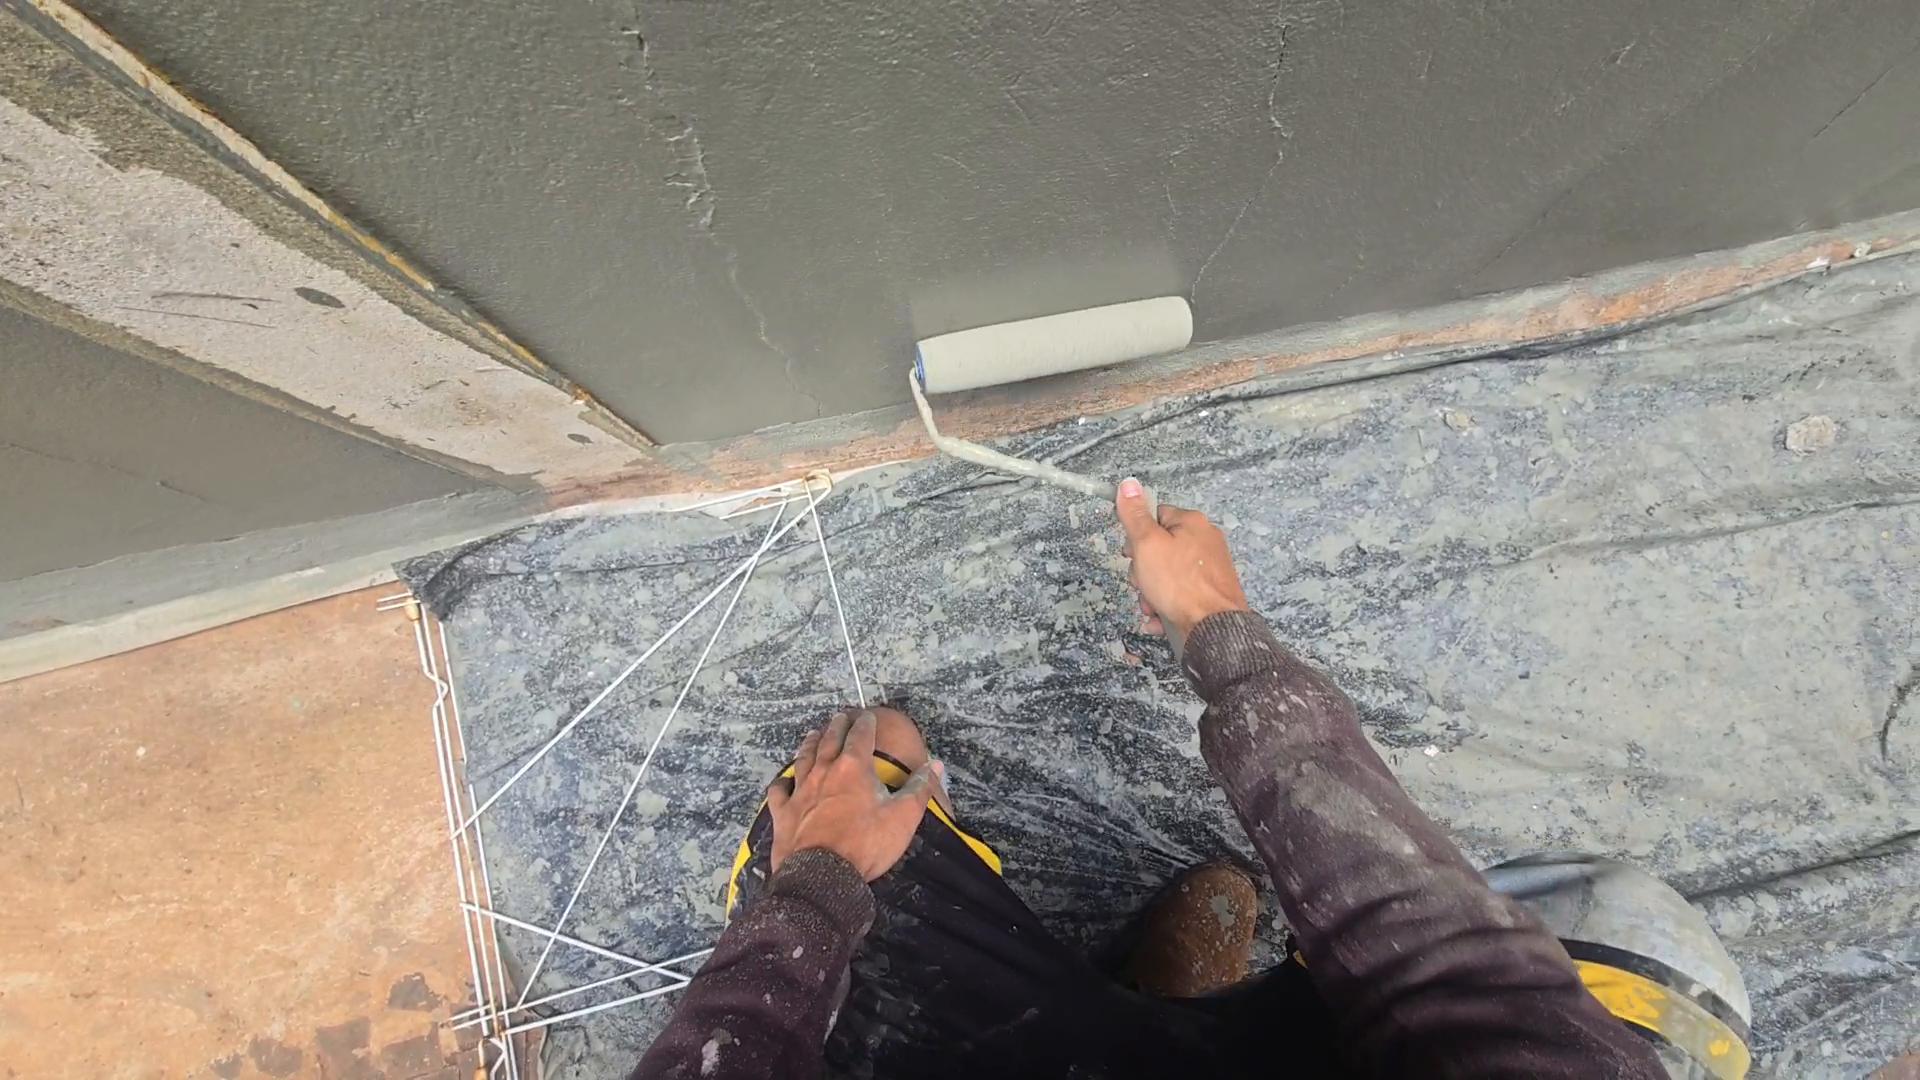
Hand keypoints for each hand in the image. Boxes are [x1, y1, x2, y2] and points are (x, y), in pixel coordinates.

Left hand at [766, 710, 939, 881]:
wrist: (822, 875)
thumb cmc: (865, 843)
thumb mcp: (903, 816)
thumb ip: (920, 787)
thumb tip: (936, 764)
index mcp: (854, 766)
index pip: (861, 734)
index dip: (866, 722)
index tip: (868, 715)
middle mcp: (825, 770)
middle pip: (830, 739)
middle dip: (838, 725)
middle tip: (841, 716)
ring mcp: (800, 790)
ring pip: (804, 757)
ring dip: (810, 743)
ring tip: (813, 733)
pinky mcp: (783, 812)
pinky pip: (779, 791)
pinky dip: (782, 783)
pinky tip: (784, 781)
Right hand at [1116, 477, 1249, 639]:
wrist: (1213, 628)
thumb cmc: (1180, 584)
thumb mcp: (1147, 544)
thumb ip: (1135, 515)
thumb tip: (1128, 483)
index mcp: (1192, 523)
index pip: (1155, 516)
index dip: (1137, 536)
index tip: (1130, 553)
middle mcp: (1205, 541)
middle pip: (1160, 548)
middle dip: (1143, 570)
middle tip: (1143, 582)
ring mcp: (1210, 568)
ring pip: (1167, 574)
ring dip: (1152, 592)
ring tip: (1152, 606)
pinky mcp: (1211, 592)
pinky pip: (1180, 593)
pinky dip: (1167, 605)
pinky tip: (1160, 617)